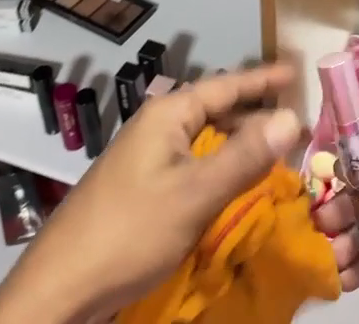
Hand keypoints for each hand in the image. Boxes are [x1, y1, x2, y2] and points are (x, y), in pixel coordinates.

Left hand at [0, 64, 305, 323]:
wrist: (61, 287)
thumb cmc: (131, 230)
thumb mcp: (196, 193)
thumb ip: (245, 156)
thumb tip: (292, 116)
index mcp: (168, 116)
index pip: (227, 85)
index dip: (263, 79)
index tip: (297, 71)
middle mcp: (157, 128)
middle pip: (216, 109)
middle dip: (256, 112)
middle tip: (297, 118)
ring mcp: (146, 158)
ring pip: (204, 139)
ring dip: (240, 142)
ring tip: (276, 148)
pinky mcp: (141, 188)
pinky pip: (192, 163)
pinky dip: (220, 166)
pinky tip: (236, 183)